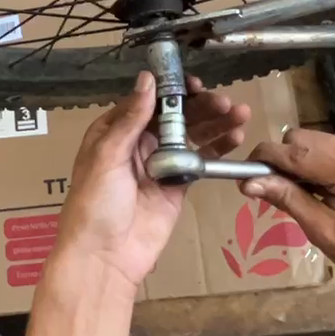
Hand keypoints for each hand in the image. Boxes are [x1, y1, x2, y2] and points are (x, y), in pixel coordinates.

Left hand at [50, 72, 249, 293]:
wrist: (105, 257)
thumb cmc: (95, 203)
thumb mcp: (107, 156)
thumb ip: (130, 119)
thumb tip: (147, 78)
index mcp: (114, 132)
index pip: (148, 101)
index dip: (172, 89)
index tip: (195, 83)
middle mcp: (138, 144)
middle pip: (174, 116)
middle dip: (200, 107)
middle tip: (223, 102)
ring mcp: (160, 164)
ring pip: (191, 135)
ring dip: (215, 124)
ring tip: (239, 114)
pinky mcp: (178, 186)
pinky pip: (200, 161)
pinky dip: (217, 148)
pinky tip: (235, 137)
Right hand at [240, 130, 334, 300]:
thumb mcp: (322, 232)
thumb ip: (287, 199)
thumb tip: (248, 182)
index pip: (298, 151)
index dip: (266, 158)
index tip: (244, 172)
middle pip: (306, 139)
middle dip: (286, 161)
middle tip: (280, 190)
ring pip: (320, 139)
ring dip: (305, 161)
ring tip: (311, 192)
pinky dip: (325, 161)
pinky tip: (332, 186)